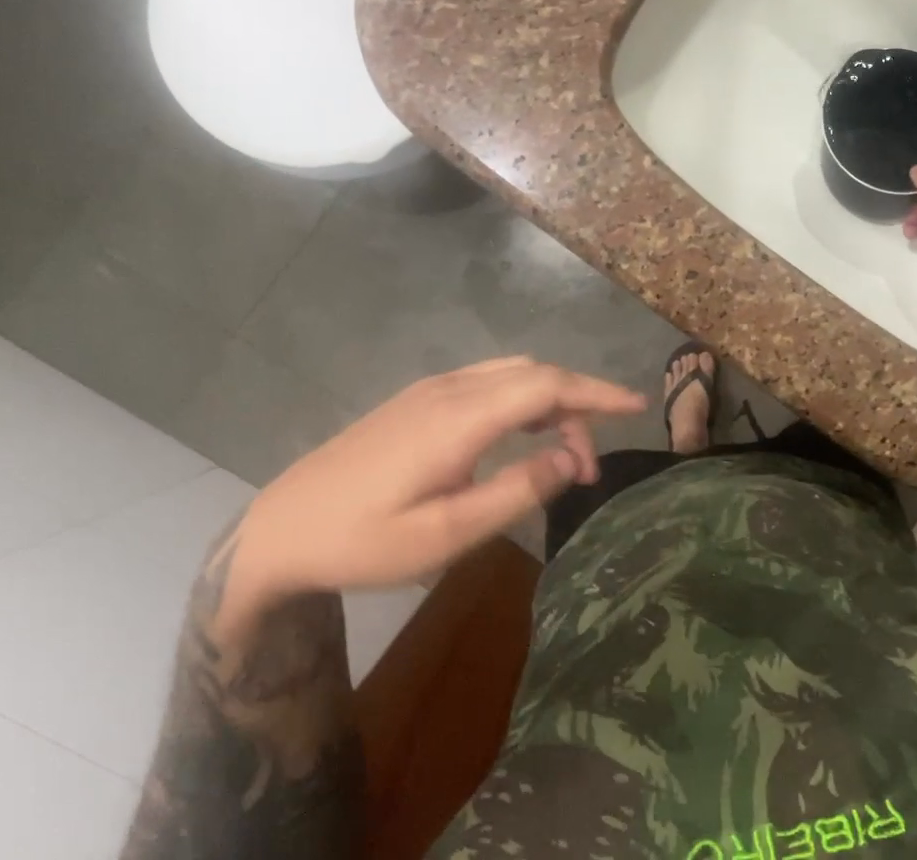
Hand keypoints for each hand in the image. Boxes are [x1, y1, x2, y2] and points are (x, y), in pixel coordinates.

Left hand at [217, 358, 645, 633]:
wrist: (278, 531)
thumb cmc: (362, 541)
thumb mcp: (446, 535)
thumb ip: (516, 492)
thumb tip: (572, 460)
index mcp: (458, 419)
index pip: (546, 385)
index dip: (597, 392)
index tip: (638, 407)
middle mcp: (448, 391)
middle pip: (534, 374)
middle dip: (580, 404)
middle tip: (593, 465)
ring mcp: (428, 391)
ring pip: (511, 374)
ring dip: (551, 401)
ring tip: (568, 452)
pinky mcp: (416, 402)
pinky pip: (489, 382)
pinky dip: (524, 398)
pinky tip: (525, 433)